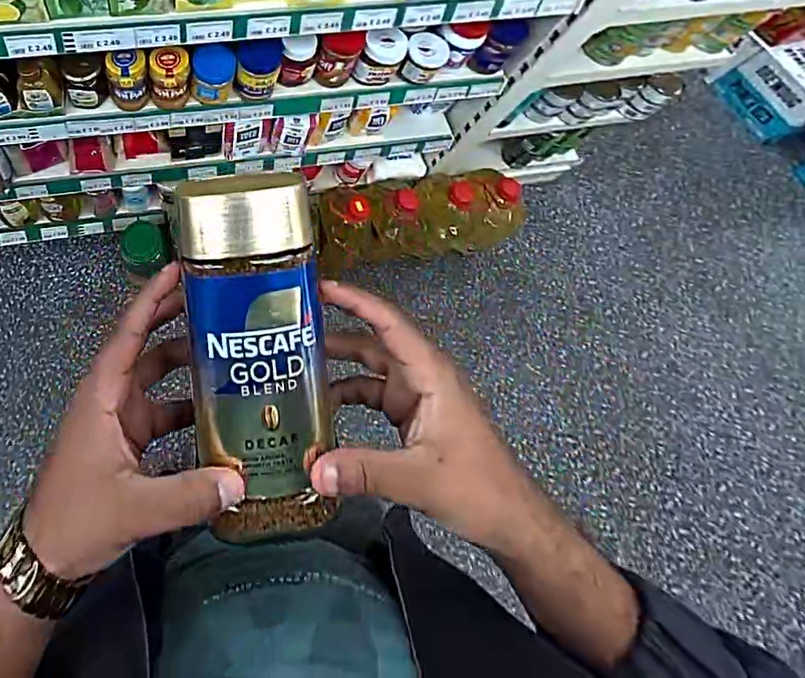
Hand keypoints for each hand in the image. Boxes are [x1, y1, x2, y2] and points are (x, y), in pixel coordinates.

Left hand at [22, 264, 243, 579]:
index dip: (151, 299)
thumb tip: (240, 480)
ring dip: (187, 362)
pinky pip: (165, 409)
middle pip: (145, 345)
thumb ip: (188, 495)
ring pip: (157, 377)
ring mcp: (119, 419)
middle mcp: (111, 398)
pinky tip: (219, 409)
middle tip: (211, 299)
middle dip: (174, 318)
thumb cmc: (74, 522)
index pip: (128, 334)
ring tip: (226, 349)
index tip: (175, 270)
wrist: (43, 562)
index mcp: (102, 396)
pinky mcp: (129, 440)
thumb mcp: (133, 508)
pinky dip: (189, 403)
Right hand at [312, 280, 562, 558]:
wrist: (510, 517)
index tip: (321, 287)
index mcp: (429, 372)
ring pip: (370, 370)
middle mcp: (421, 375)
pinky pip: (373, 396)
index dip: (355, 300)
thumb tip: (314, 470)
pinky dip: (348, 397)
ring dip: (338, 368)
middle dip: (336, 332)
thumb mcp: (418, 478)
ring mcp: (417, 395)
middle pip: (373, 343)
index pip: (388, 322)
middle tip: (295, 329)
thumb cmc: (478, 486)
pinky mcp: (412, 415)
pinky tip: (323, 410)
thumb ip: (364, 472)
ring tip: (296, 368)